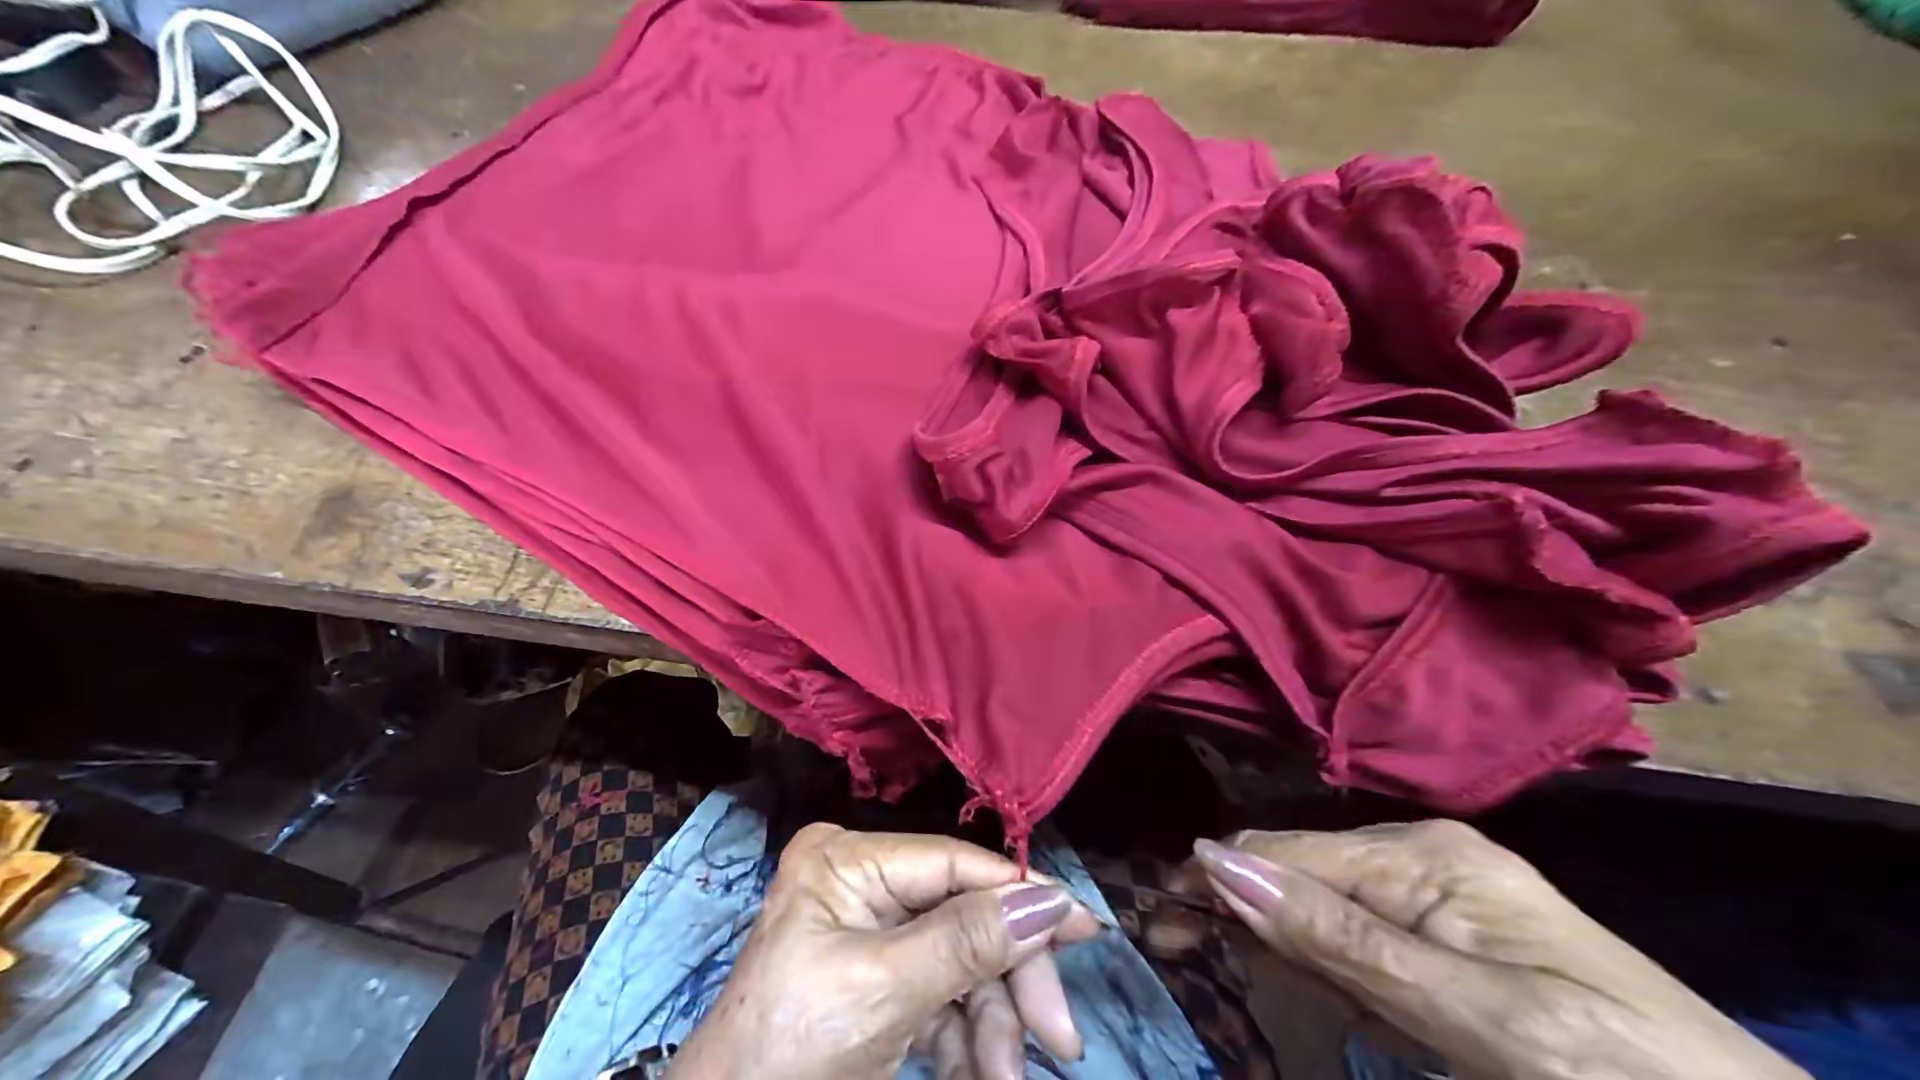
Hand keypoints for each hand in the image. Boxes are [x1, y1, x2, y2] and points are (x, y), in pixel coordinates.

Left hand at [669, 823, 1101, 1079]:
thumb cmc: (792, 1050)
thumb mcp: (885, 991)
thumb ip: (968, 941)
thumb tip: (1048, 900)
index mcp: (849, 861)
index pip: (954, 863)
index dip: (1020, 894)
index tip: (1083, 926)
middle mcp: (864, 881)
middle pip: (964, 914)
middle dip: (1009, 978)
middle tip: (1058, 1036)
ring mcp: (873, 929)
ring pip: (962, 959)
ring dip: (993, 1021)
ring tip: (1006, 1077)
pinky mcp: (882, 976)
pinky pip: (943, 993)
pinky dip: (968, 1036)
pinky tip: (982, 1073)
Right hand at [1178, 821, 1809, 1079]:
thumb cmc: (1618, 1072)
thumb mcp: (1476, 1015)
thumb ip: (1341, 939)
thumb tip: (1219, 864)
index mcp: (1426, 854)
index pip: (1289, 853)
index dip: (1219, 880)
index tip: (1159, 920)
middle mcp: (1423, 858)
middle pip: (1300, 872)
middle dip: (1237, 905)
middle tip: (1177, 947)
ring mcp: (1440, 900)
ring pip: (1323, 905)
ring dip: (1274, 936)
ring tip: (1228, 960)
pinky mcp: (1451, 941)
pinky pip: (1359, 937)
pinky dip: (1321, 959)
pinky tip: (1303, 974)